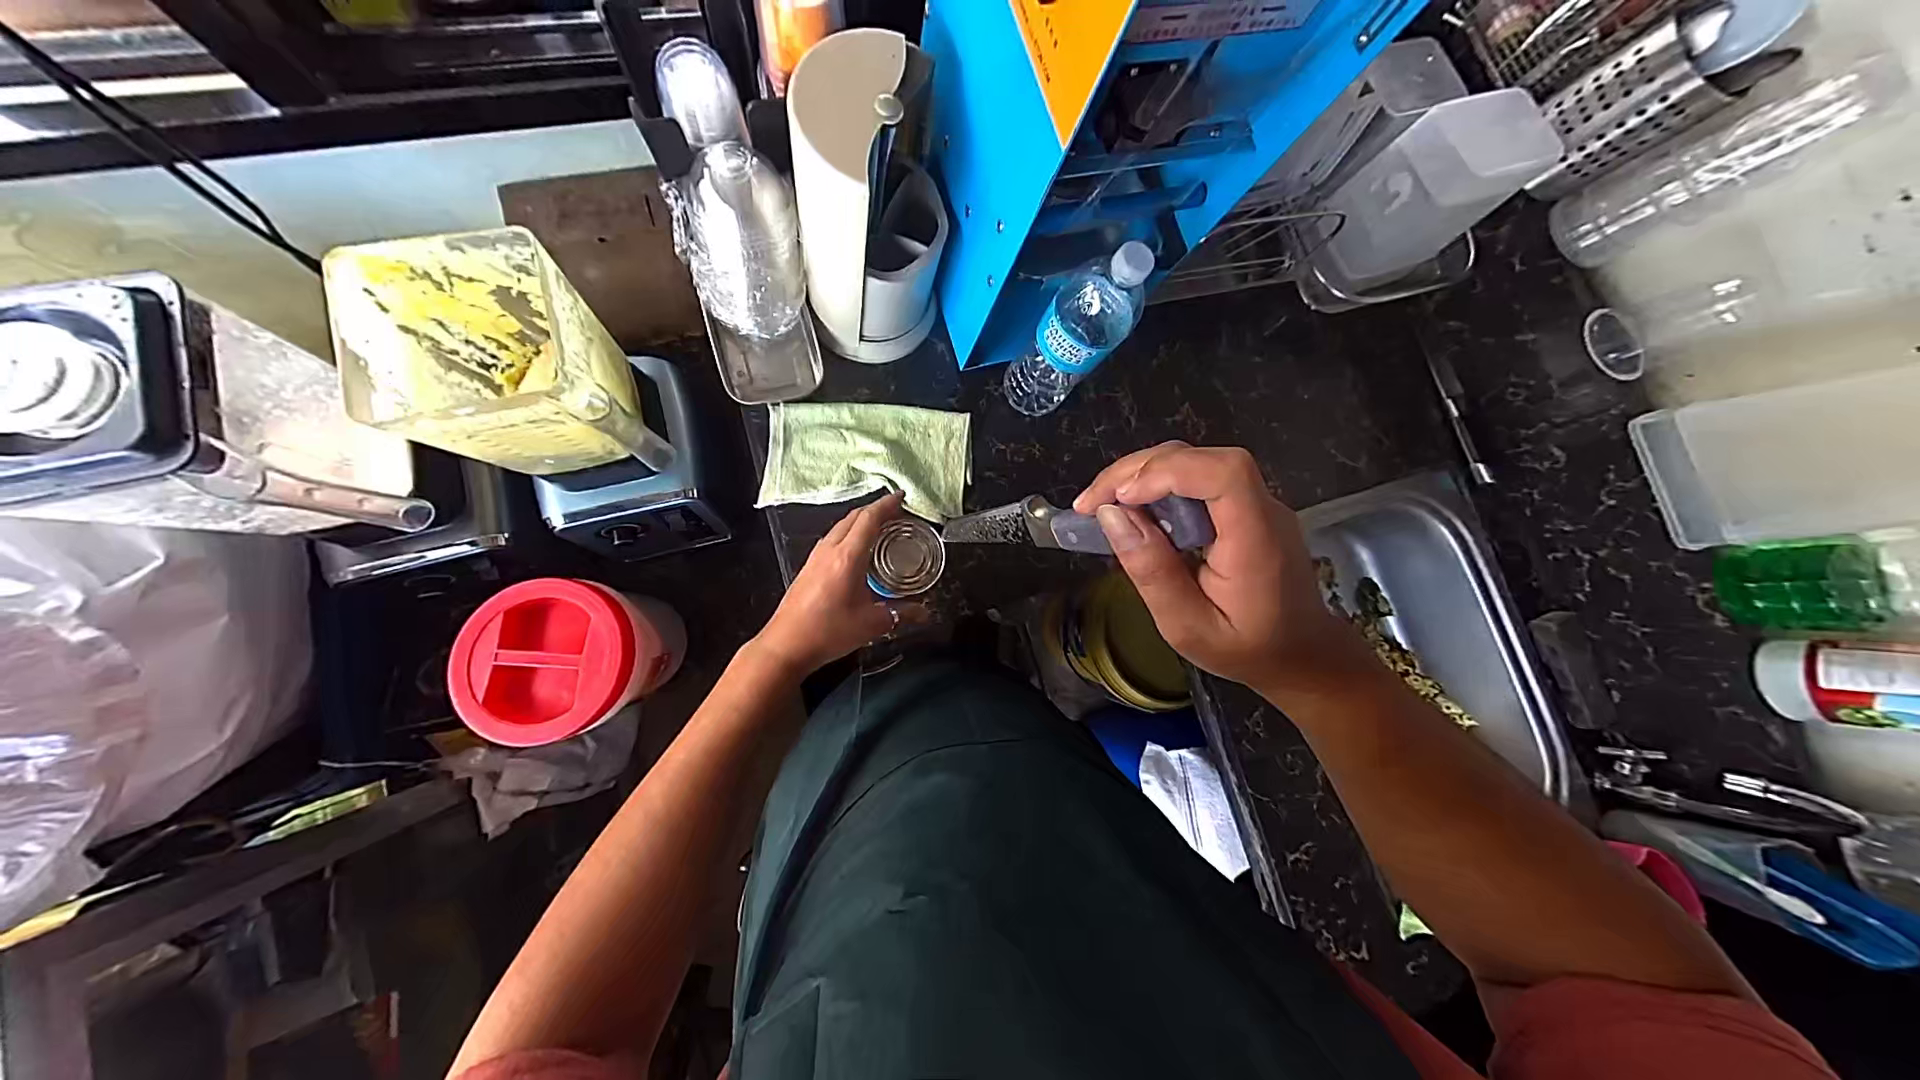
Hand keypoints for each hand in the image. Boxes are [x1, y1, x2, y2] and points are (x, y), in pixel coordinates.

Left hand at [751, 493, 928, 675]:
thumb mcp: (872, 624)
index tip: (900, 497)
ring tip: (879, 527)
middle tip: (895, 512)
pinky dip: (848, 534)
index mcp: (847, 556)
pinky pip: (832, 540)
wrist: (785, 645)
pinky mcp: (808, 568)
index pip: (869, 519)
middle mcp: (829, 550)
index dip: (886, 505)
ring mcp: (815, 558)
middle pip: (853, 518)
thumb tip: (924, 614)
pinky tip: (857, 549)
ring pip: (840, 527)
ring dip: (860, 521)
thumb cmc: (828, 632)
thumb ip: (901, 615)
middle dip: (875, 510)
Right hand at [1073, 442, 1368, 695]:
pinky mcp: (1244, 506)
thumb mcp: (1187, 627)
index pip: (1223, 473)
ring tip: (1101, 503)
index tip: (1119, 499)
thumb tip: (1112, 516)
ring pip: (1195, 461)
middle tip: (1090, 502)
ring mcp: (1256, 503)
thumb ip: (1152, 572)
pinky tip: (1131, 508)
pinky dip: (1156, 485)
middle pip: (1200, 458)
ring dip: (1141, 474)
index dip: (1166, 472)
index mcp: (1256, 541)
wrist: (1301, 653)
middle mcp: (1263, 509)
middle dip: (1137, 470)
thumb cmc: (1247, 649)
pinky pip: (1197, 479)